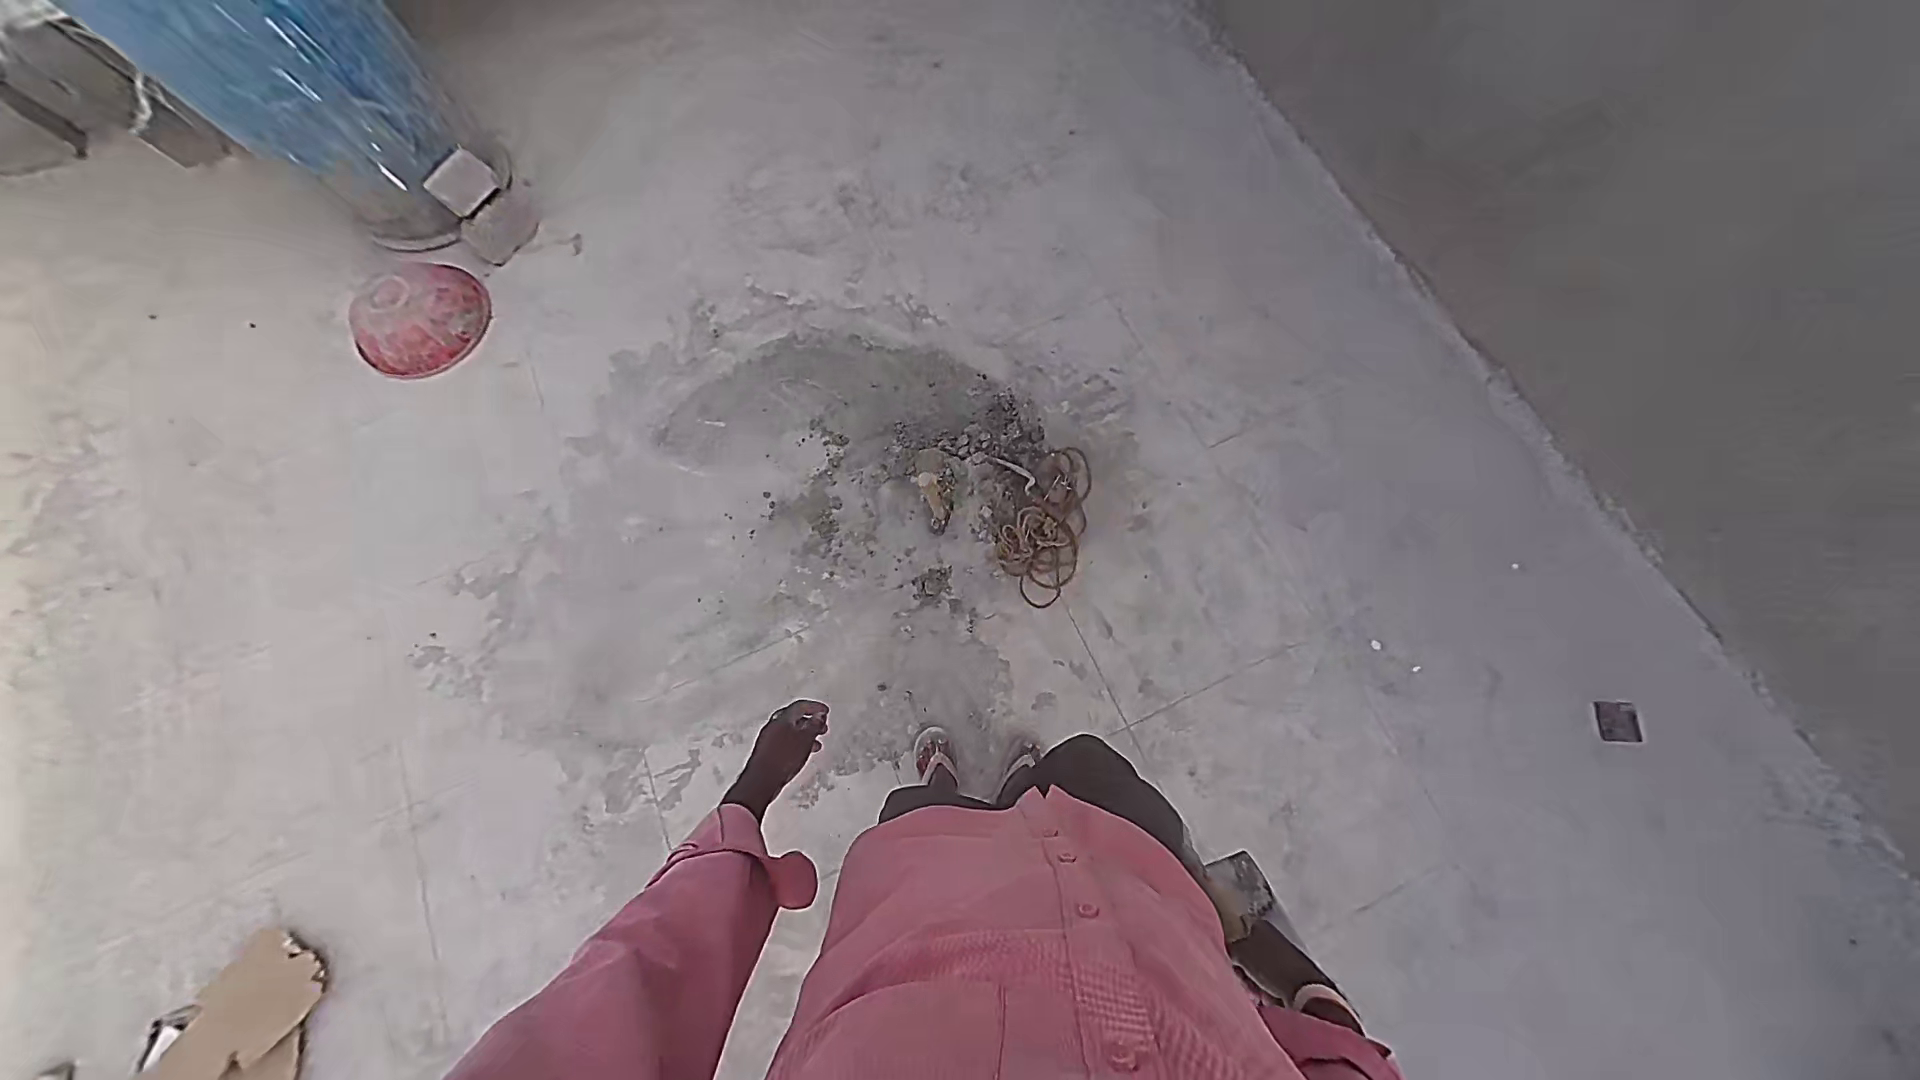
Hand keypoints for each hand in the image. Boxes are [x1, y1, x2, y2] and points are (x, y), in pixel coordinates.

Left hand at [722, 700, 828, 819]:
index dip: (815, 707)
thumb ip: (814, 725)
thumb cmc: (781, 759)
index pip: (800, 706)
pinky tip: (800, 753)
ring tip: (815, 742)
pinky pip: (784, 743)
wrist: (762, 781)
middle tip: (821, 725)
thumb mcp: (805, 739)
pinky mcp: (766, 753)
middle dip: (810, 721)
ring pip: (789, 731)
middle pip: (794, 718)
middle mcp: (773, 726)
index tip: (824, 710)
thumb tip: (819, 716)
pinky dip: (795, 744)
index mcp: (782, 719)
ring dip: (804, 734)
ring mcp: (768, 740)